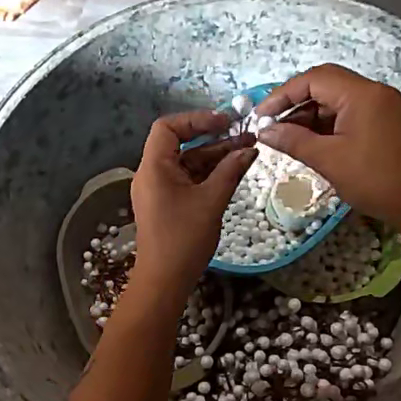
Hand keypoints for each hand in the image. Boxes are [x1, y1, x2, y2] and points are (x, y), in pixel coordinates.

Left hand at [130, 111, 253, 295]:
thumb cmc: (184, 239)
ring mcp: (157, 190)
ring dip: (213, 157)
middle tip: (245, 137)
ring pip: (186, 163)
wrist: (164, 280)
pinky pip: (185, 179)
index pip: (168, 127)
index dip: (197, 119)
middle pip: (179, 144)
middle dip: (213, 139)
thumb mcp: (211, 201)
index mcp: (153, 167)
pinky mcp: (165, 204)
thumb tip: (249, 150)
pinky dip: (206, 174)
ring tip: (247, 153)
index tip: (225, 122)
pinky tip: (232, 172)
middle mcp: (150, 174)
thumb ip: (230, 171)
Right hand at [254, 64, 400, 233]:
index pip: (312, 79)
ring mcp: (380, 108)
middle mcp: (372, 93)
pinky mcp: (384, 125)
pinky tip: (310, 146)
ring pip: (335, 102)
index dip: (282, 95)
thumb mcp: (330, 160)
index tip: (260, 117)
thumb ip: (294, 141)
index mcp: (360, 94)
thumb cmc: (378, 180)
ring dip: (308, 118)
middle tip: (270, 128)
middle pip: (324, 86)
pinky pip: (347, 116)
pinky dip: (325, 127)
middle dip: (293, 104)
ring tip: (286, 141)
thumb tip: (265, 131)